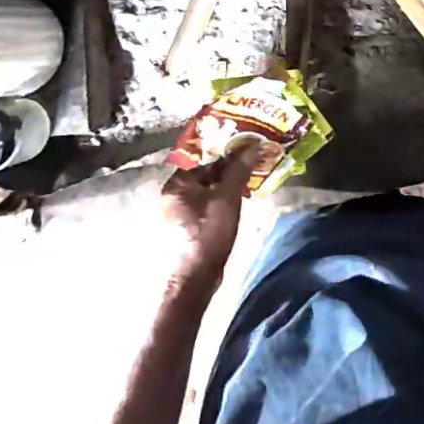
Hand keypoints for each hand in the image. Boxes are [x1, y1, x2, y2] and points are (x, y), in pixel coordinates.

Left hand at [159, 141, 260, 283]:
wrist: (195, 279)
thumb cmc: (208, 233)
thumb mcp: (227, 198)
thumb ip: (238, 170)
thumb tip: (251, 144)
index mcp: (177, 183)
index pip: (207, 162)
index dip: (229, 160)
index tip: (248, 161)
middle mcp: (172, 195)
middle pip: (206, 176)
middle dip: (228, 175)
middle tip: (250, 177)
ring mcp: (177, 212)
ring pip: (206, 192)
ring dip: (225, 190)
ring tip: (246, 192)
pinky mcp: (185, 227)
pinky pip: (204, 206)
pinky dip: (219, 204)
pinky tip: (233, 210)